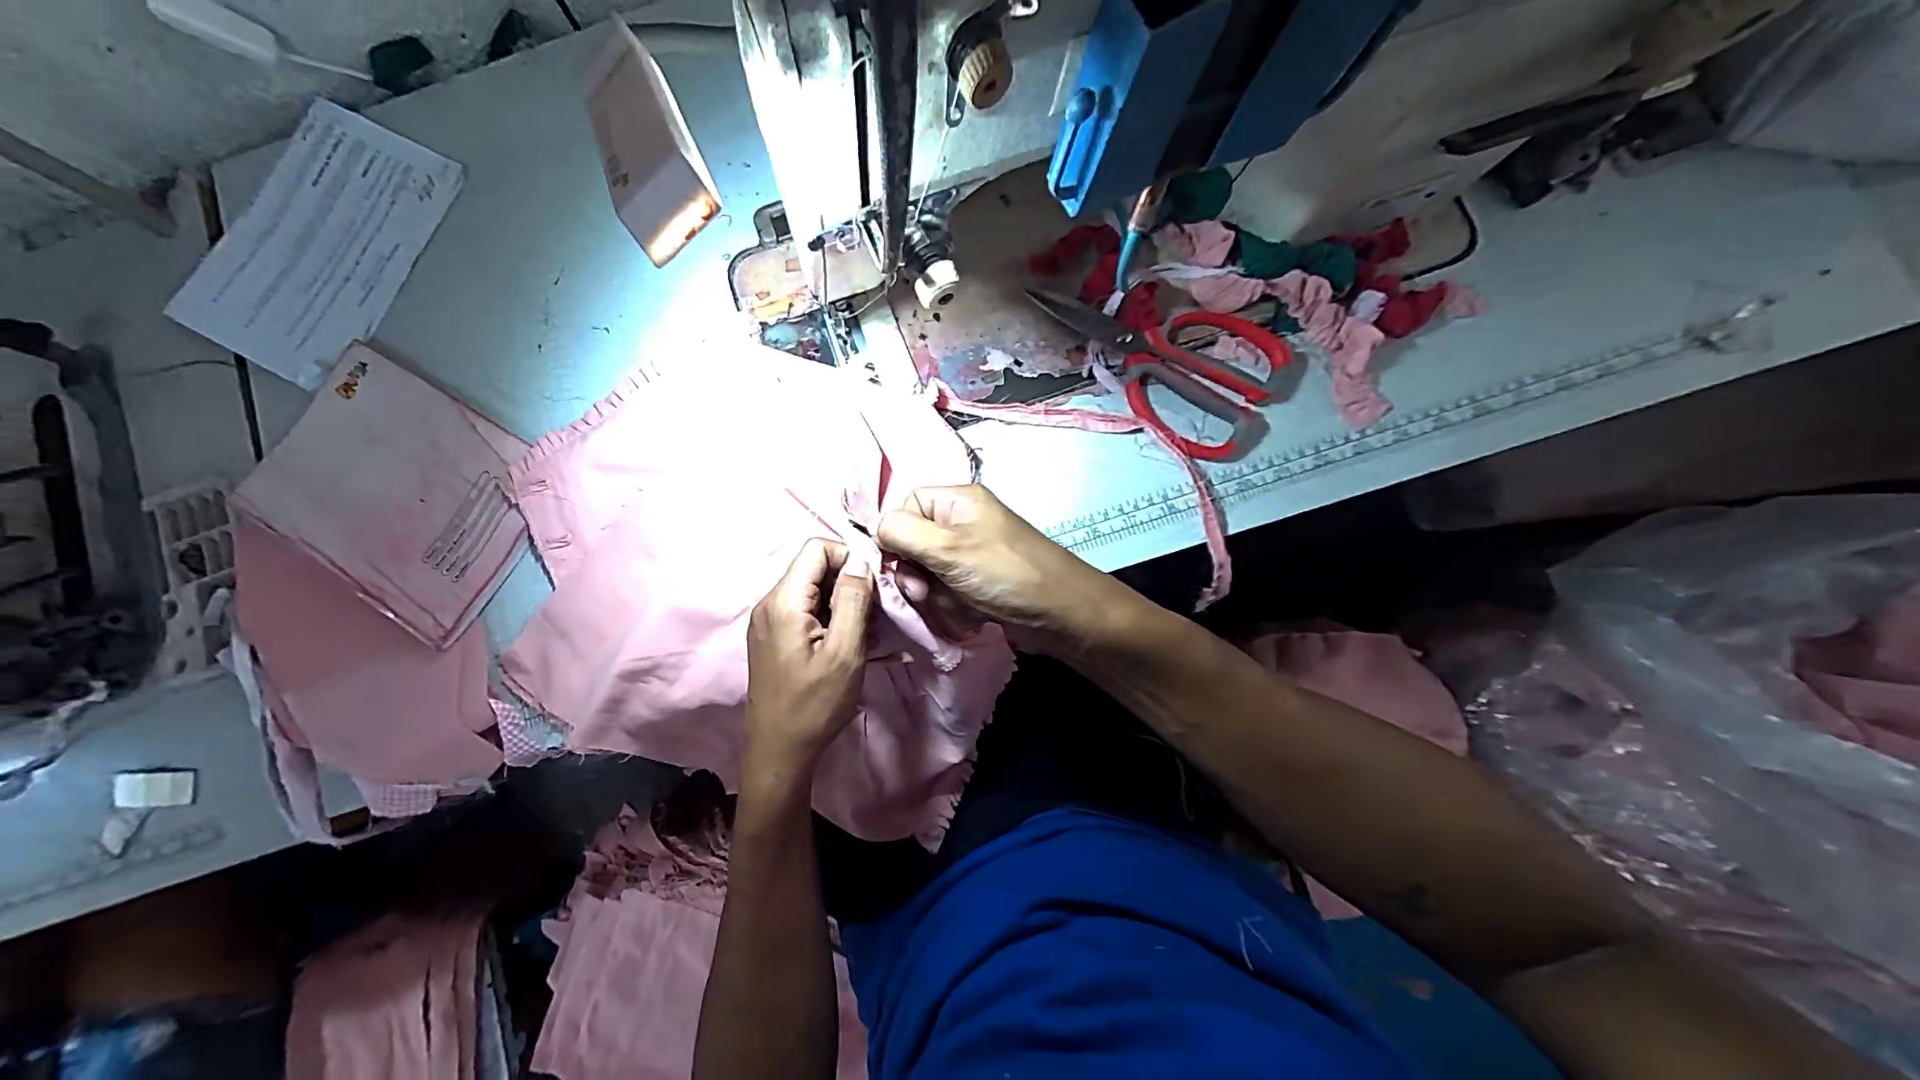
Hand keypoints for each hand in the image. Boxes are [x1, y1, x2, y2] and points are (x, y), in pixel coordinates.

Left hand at [744, 539, 873, 786]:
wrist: (779, 751)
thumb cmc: (815, 705)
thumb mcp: (844, 652)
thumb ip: (853, 601)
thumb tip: (861, 561)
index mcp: (783, 602)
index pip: (816, 548)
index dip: (849, 558)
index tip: (873, 587)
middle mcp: (769, 603)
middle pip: (813, 566)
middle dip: (848, 582)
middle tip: (873, 614)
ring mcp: (768, 620)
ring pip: (812, 588)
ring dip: (842, 601)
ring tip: (862, 633)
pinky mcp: (773, 636)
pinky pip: (805, 609)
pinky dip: (829, 616)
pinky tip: (845, 643)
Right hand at [875, 485, 1130, 653]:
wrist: (1062, 614)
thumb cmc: (1006, 573)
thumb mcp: (949, 548)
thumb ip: (904, 533)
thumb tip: (877, 529)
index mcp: (957, 501)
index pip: (904, 506)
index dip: (895, 535)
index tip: (898, 562)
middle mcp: (961, 523)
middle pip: (911, 543)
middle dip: (914, 572)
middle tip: (923, 590)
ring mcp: (970, 555)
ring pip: (925, 573)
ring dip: (934, 594)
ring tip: (955, 603)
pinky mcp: (977, 583)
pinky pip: (945, 591)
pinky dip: (951, 605)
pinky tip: (969, 613)